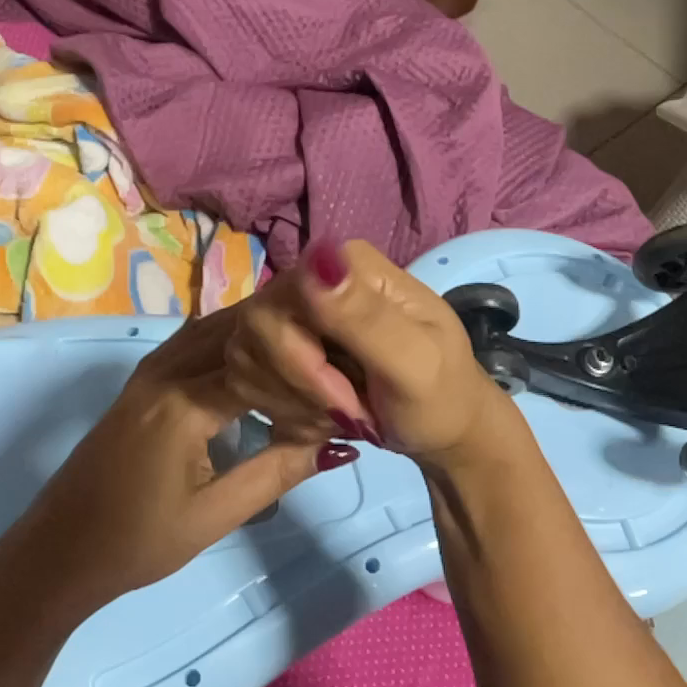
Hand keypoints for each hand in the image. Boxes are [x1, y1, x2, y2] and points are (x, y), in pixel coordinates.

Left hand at [0, 310, 360, 617]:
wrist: (58, 551)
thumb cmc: (137, 542)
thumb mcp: (216, 515)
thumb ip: (278, 471)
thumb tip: (339, 440)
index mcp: (185, 402)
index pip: (264, 363)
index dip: (311, 366)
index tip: (352, 377)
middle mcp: (166, 369)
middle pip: (240, 326)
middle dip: (291, 327)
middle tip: (340, 340)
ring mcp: (150, 369)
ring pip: (215, 326)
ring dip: (263, 326)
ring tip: (311, 339)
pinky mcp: (143, 379)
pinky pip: (197, 340)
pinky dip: (234, 337)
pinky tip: (261, 353)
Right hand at [221, 239, 524, 467]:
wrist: (440, 426)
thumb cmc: (440, 394)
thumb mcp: (415, 361)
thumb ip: (366, 316)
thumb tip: (319, 260)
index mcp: (347, 265)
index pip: (283, 300)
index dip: (301, 360)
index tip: (344, 399)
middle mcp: (310, 278)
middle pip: (258, 330)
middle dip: (299, 388)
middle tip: (351, 413)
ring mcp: (289, 312)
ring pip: (246, 358)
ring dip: (292, 404)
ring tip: (344, 415)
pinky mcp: (275, 344)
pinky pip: (246, 378)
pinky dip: (283, 411)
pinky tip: (320, 418)